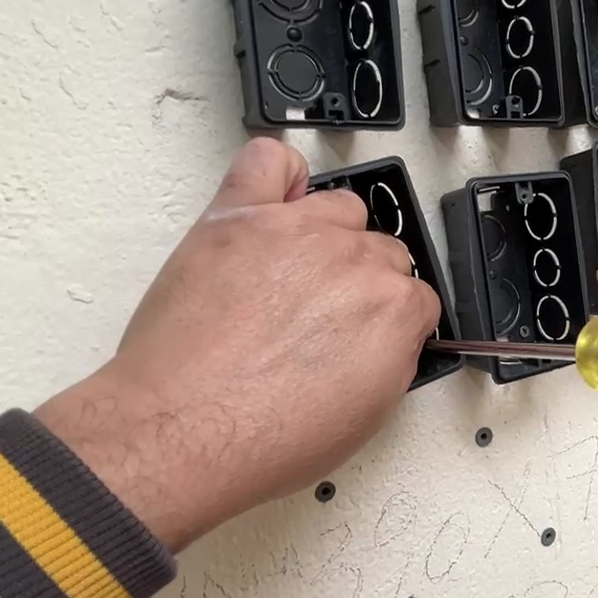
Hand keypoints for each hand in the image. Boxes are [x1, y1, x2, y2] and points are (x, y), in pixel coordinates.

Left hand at [36, 138, 438, 551]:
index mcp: (396, 309)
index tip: (368, 330)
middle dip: (362, 281)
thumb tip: (392, 337)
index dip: (391, 318)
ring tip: (299, 267)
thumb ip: (394, 358)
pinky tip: (278, 201)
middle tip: (325, 312)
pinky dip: (281, 174)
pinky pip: (272, 160)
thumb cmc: (263, 436)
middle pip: (383, 249)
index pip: (417, 295)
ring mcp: (298, 231)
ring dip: (331, 233)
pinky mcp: (241, 216)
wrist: (180, 433)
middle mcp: (357, 261)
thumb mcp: (365, 416)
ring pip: (343, 207)